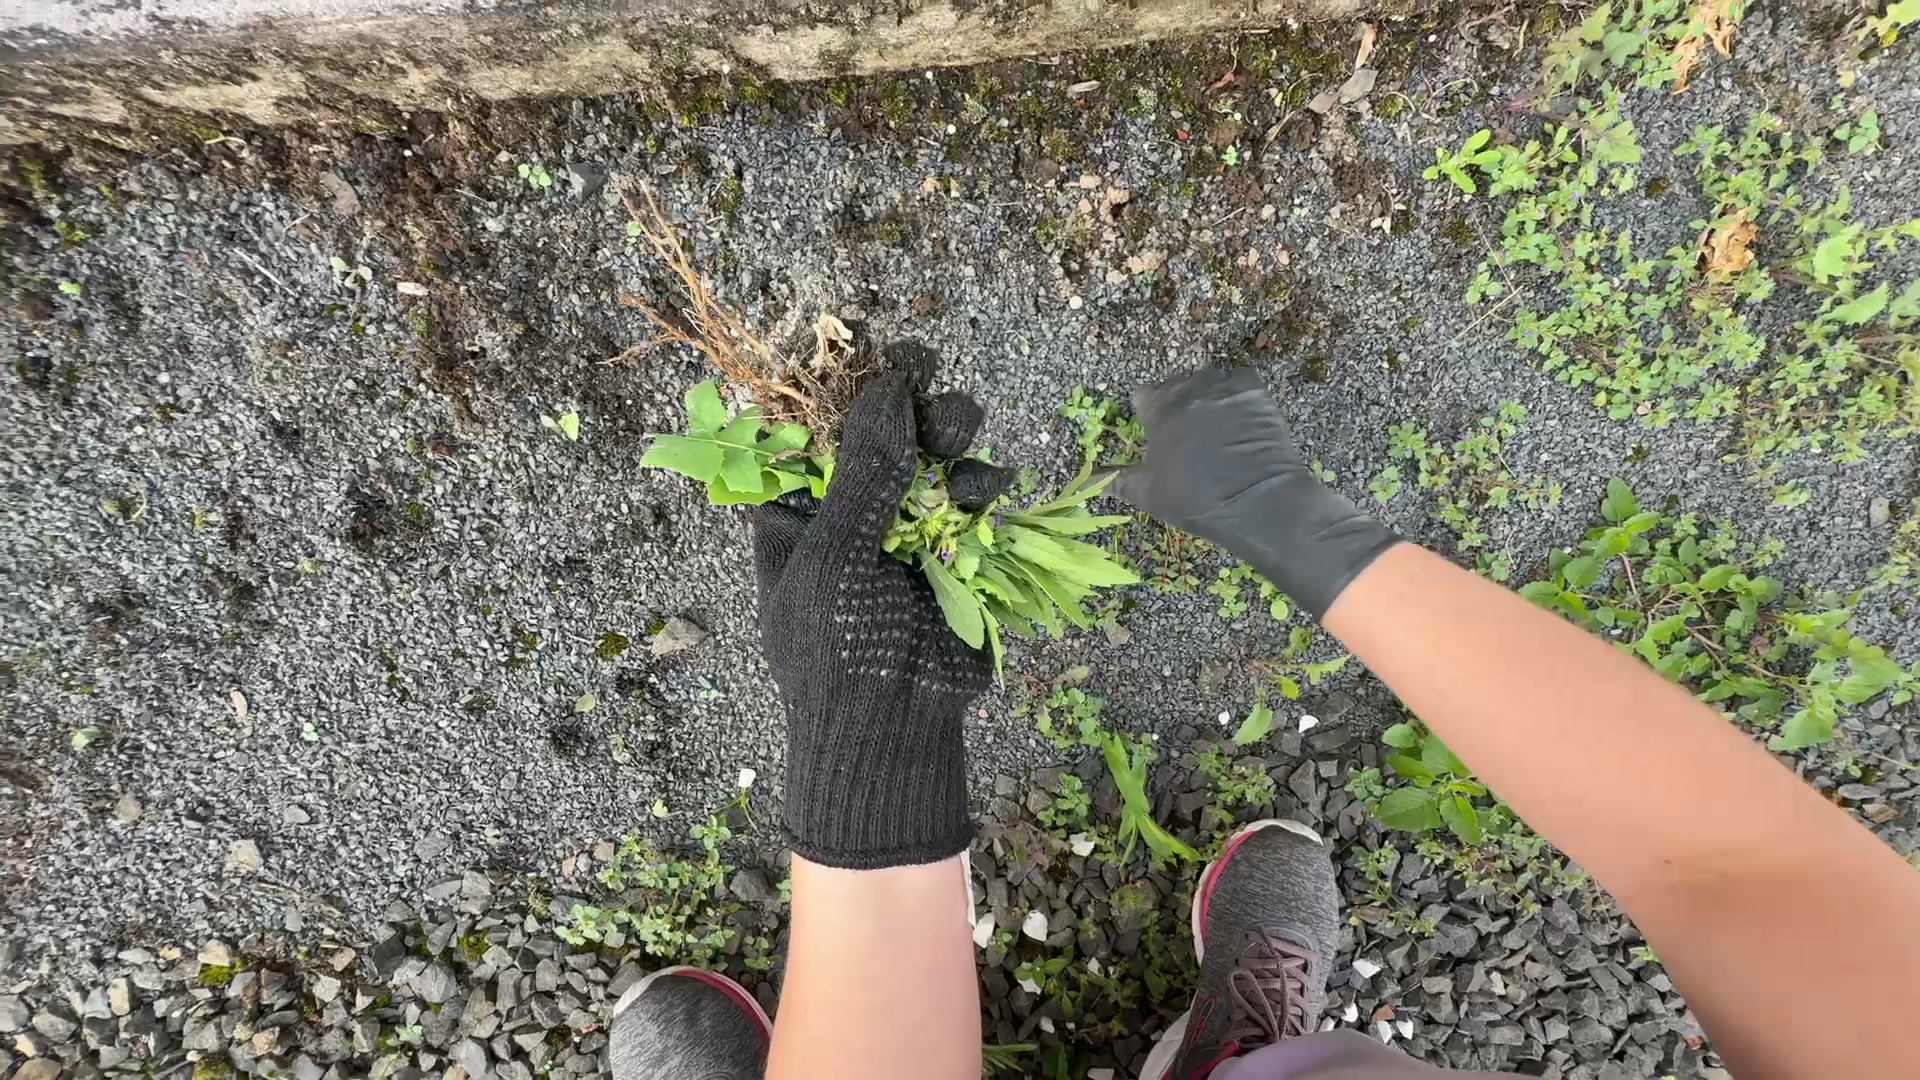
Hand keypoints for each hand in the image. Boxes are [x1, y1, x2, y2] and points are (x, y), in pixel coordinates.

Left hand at [753, 343, 1009, 868]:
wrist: (891, 726)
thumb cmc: (837, 648)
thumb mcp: (835, 558)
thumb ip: (864, 475)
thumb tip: (888, 392)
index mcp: (799, 512)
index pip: (817, 430)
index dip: (846, 388)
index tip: (879, 352)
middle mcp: (851, 511)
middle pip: (882, 434)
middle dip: (907, 403)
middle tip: (928, 372)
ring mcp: (905, 528)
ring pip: (932, 458)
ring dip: (949, 433)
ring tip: (961, 429)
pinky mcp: (952, 548)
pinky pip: (970, 500)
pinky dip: (980, 486)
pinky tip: (985, 488)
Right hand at [1111, 366, 1398, 616]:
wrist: (1255, 503)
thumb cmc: (1193, 500)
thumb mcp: (1147, 493)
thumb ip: (1115, 479)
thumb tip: (1084, 481)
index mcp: (1159, 410)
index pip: (1143, 395)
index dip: (1146, 411)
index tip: (1152, 428)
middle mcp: (1189, 391)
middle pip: (1176, 383)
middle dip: (1175, 401)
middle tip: (1183, 429)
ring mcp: (1224, 390)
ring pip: (1208, 380)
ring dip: (1206, 395)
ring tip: (1211, 420)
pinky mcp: (1256, 395)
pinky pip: (1241, 383)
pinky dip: (1236, 395)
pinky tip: (1239, 416)